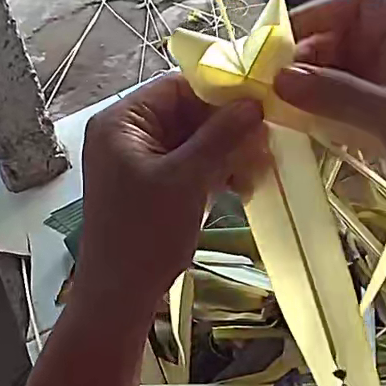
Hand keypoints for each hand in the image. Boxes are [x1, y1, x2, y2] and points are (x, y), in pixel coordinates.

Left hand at [75, 76, 262, 311]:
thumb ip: (220, 136)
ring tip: (258, 168)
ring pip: (190, 142)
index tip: (261, 103)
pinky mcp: (150, 187)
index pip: (175, 88)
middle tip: (267, 141)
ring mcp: (136, 162)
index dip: (218, 93)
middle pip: (184, 114)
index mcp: (120, 122)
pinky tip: (243, 184)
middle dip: (226, 128)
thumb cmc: (144, 234)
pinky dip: (213, 172)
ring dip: (225, 152)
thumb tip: (254, 102)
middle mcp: (124, 135)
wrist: (118, 297)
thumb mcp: (187, 180)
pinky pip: (186, 166)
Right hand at [272, 0, 385, 239]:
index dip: (314, 19)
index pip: (360, 6)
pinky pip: (355, 102)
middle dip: (309, 58)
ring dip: (316, 86)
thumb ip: (337, 94)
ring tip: (279, 105)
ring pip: (348, 73)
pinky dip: (329, 109)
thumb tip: (278, 79)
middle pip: (349, 39)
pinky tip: (303, 122)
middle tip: (270, 84)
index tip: (273, 44)